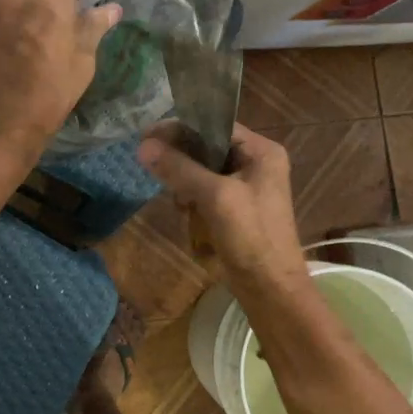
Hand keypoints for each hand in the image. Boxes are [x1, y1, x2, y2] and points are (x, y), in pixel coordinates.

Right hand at [137, 122, 310, 290]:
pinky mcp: (235, 208)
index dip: (181, 128)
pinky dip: (191, 197)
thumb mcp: (215, 197)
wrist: (270, 288)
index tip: (147, 136)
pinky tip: (184, 210)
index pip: (216, 125)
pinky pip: (206, 190)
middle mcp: (256, 163)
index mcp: (262, 151)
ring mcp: (246, 186)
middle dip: (181, 157)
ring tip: (176, 198)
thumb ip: (180, 169)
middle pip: (207, 146)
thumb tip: (142, 146)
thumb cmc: (251, 237)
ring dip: (184, 180)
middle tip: (151, 165)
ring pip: (203, 169)